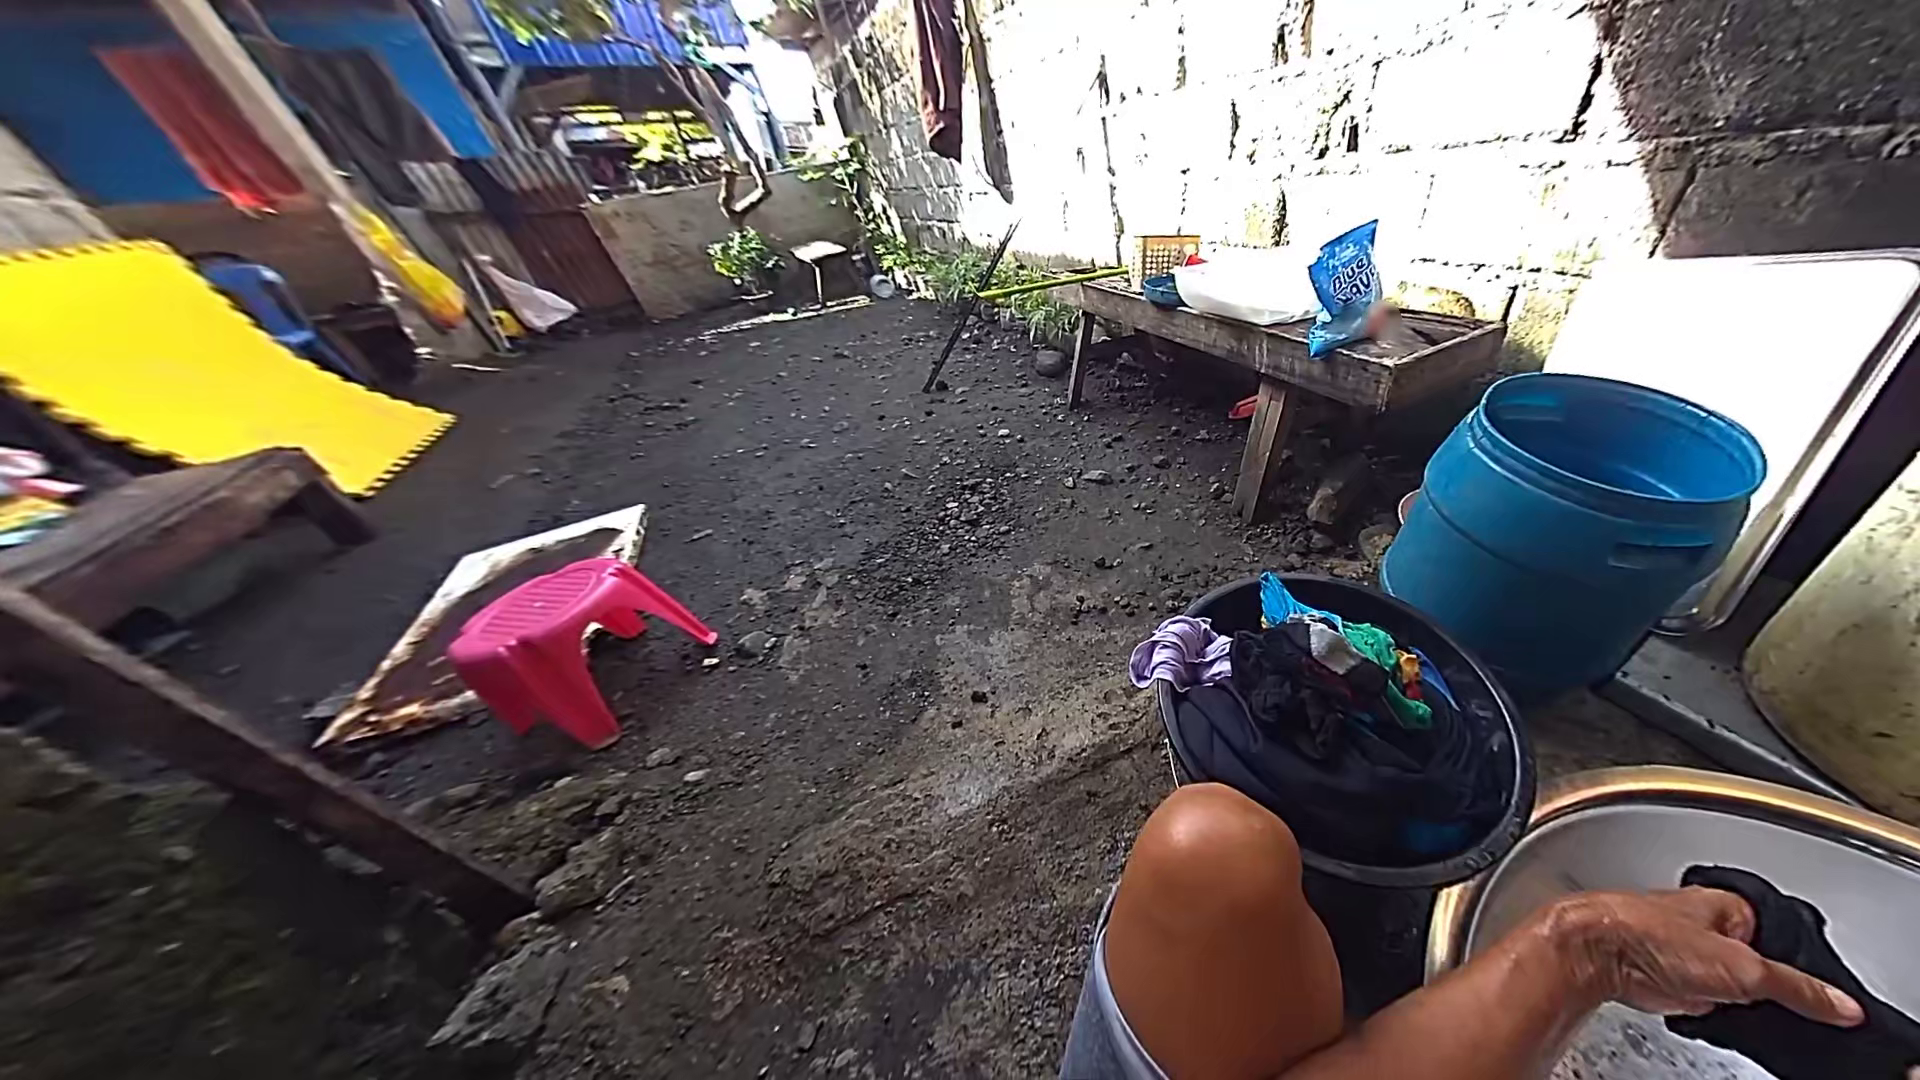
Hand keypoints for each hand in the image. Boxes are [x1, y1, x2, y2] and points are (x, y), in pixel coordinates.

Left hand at [1550, 888, 1864, 1025]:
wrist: (1596, 952)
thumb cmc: (1642, 934)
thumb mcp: (1744, 966)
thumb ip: (1798, 987)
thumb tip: (1841, 1004)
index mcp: (1720, 906)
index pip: (1783, 934)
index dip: (1807, 963)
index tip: (1828, 990)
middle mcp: (1701, 925)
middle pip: (1762, 962)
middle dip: (1779, 985)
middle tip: (1795, 1004)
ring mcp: (1688, 953)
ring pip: (1741, 984)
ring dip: (1753, 1001)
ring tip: (1759, 1010)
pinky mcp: (1675, 979)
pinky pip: (1719, 1001)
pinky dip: (1731, 1012)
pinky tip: (1737, 1020)